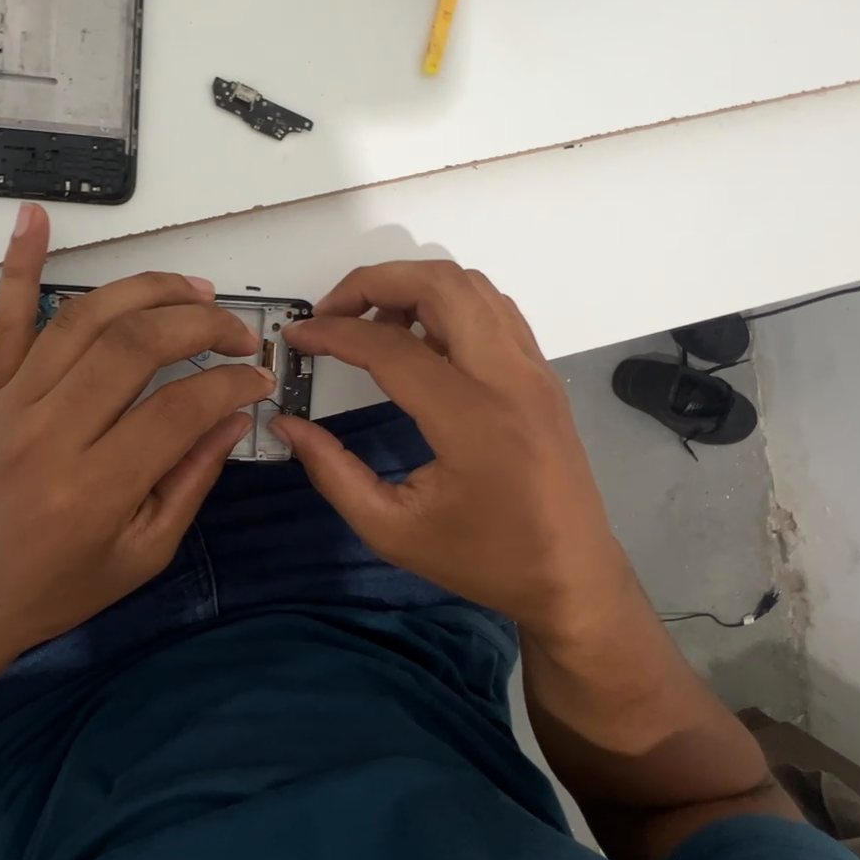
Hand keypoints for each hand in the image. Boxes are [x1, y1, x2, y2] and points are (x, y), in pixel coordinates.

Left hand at [0, 204, 276, 682]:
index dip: (231, 385)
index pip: (181, 408)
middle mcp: (51, 433)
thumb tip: (233, 417)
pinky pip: (5, 319)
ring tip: (193, 289)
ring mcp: (12, 404)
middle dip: (202, 325)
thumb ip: (190, 481)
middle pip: (137, 346)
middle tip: (237, 334)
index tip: (258, 382)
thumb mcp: (142, 554)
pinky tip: (35, 217)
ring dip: (147, 291)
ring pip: (86, 319)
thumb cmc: (55, 589)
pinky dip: (20, 263)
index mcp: (96, 487)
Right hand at [271, 261, 634, 636]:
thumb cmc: (484, 560)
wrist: (572, 578)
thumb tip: (287, 424)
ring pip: (472, 286)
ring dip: (414, 286)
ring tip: (372, 324)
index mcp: (471, 419)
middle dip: (374, 281)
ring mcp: (534, 369)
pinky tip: (420, 338)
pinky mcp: (542, 374)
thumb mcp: (391, 529)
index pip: (390, 347)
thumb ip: (331, 471)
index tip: (297, 338)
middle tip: (332, 312)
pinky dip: (449, 302)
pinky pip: (493, 309)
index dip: (332, 333)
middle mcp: (509, 378)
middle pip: (439, 285)